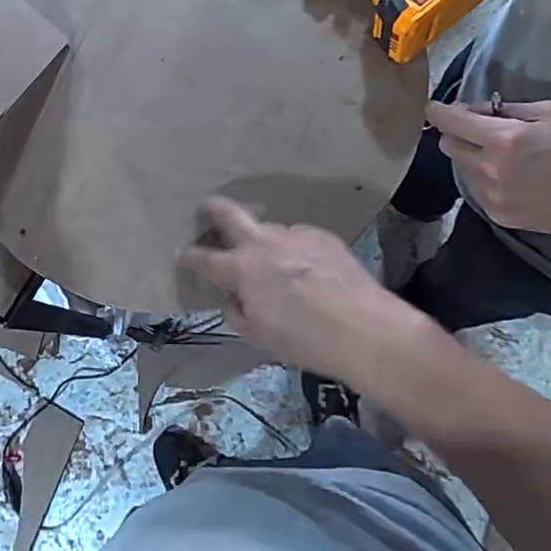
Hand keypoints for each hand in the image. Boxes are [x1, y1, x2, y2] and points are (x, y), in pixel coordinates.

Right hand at [180, 197, 436, 387]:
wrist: (368, 331)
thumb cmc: (306, 340)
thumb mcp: (261, 336)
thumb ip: (239, 313)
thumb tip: (236, 300)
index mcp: (240, 268)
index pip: (201, 257)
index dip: (188, 257)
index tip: (182, 257)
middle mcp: (261, 242)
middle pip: (226, 211)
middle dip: (211, 210)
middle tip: (207, 215)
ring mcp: (293, 234)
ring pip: (268, 229)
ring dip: (264, 242)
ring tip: (277, 264)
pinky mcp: (322, 235)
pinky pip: (299, 239)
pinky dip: (296, 252)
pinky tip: (311, 272)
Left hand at [426, 100, 550, 242]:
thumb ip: (505, 109)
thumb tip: (473, 110)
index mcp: (502, 140)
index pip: (447, 121)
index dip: (439, 111)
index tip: (439, 108)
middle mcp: (489, 169)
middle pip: (447, 145)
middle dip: (457, 134)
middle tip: (480, 131)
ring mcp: (492, 196)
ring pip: (460, 167)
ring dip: (472, 157)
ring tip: (505, 157)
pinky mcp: (500, 215)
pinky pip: (476, 189)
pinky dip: (484, 179)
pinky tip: (513, 177)